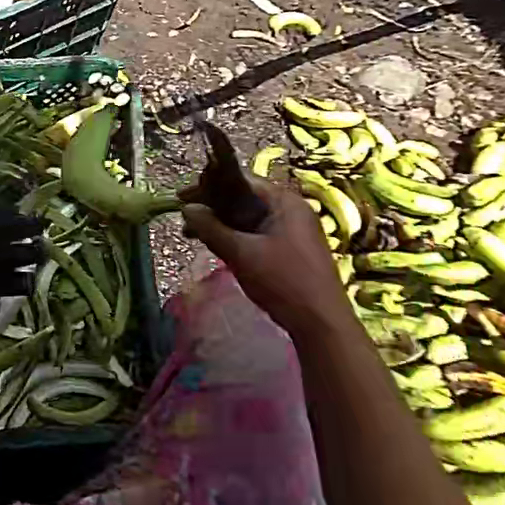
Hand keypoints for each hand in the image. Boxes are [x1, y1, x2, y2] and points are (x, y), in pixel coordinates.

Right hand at [182, 175, 342, 323]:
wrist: (322, 324)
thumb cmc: (283, 282)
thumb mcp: (241, 254)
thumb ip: (211, 228)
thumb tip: (187, 208)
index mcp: (285, 202)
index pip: (241, 180)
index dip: (208, 186)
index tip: (182, 198)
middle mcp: (292, 209)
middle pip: (245, 198)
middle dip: (213, 207)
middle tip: (186, 219)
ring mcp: (295, 230)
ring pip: (250, 218)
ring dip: (222, 223)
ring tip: (195, 235)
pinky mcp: (293, 249)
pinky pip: (258, 233)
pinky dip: (237, 236)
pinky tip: (219, 248)